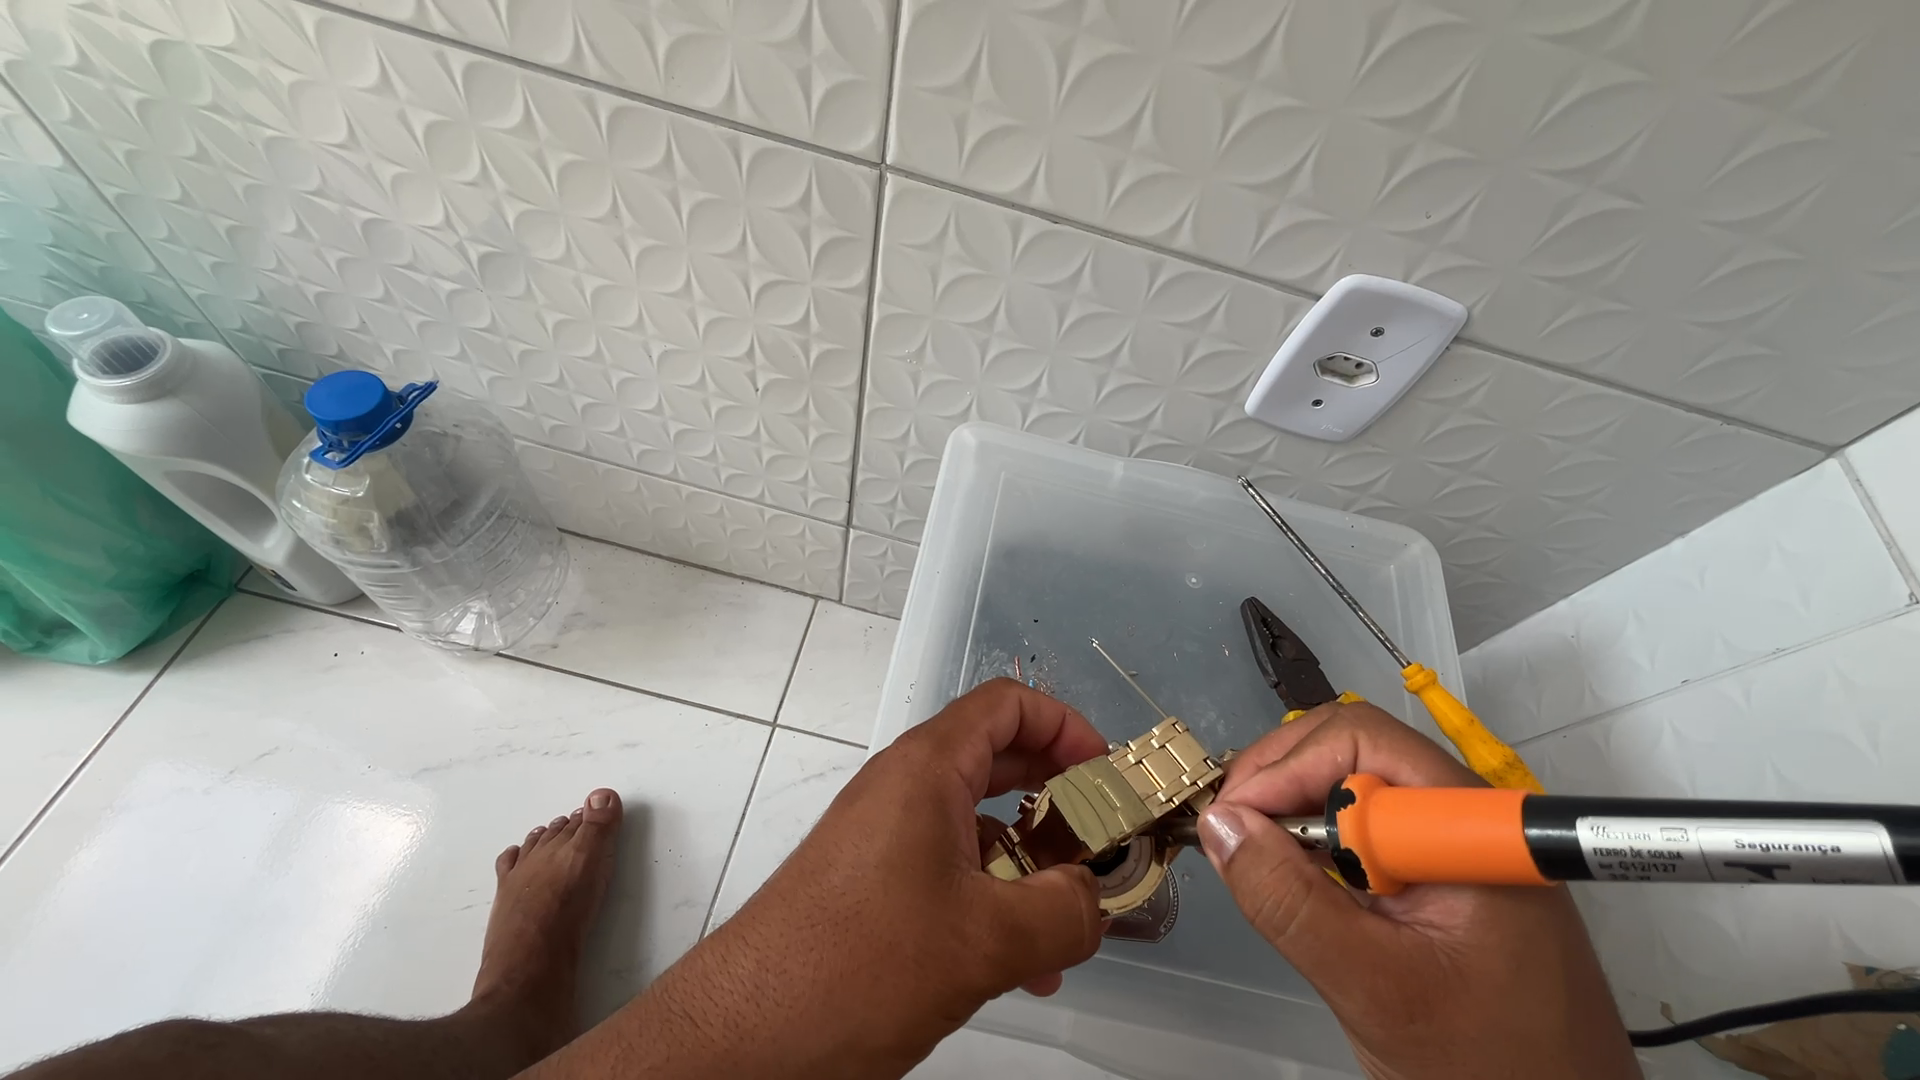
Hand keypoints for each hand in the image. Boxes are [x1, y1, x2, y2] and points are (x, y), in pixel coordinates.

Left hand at [546, 679, 1107, 1079]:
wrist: (749, 1031)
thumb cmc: (863, 961)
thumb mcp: (986, 940)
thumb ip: (1064, 913)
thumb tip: (1095, 901)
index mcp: (927, 767)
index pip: (1007, 705)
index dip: (1066, 725)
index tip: (1106, 773)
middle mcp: (903, 786)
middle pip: (995, 757)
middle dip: (1058, 792)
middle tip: (1103, 836)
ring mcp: (884, 834)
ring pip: (975, 821)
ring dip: (1029, 859)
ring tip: (1068, 915)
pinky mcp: (872, 880)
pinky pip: (948, 866)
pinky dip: (992, 896)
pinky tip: (1022, 961)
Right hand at [1198, 701, 1637, 1079]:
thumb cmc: (1485, 1061)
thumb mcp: (1377, 989)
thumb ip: (1295, 907)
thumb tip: (1219, 824)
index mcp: (1465, 825)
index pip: (1359, 742)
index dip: (1285, 767)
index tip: (1231, 822)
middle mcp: (1458, 813)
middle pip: (1350, 746)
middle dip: (1278, 776)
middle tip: (1230, 829)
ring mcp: (1449, 839)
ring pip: (1348, 780)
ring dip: (1287, 805)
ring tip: (1250, 854)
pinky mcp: (1434, 867)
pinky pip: (1359, 822)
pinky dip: (1308, 835)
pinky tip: (1288, 873)